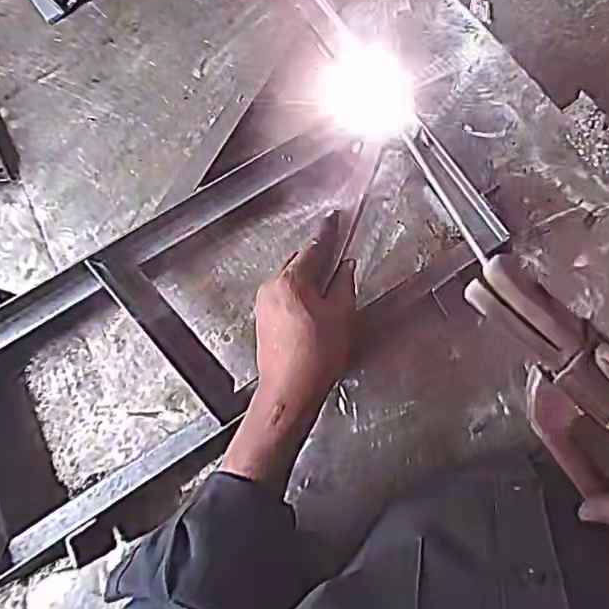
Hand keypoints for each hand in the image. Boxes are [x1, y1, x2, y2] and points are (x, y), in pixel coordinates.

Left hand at [221, 212, 355, 489]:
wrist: (289, 390)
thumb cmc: (317, 355)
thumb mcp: (342, 315)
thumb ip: (343, 285)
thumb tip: (345, 266)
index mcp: (292, 280)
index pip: (314, 248)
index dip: (327, 232)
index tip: (333, 218)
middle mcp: (272, 286)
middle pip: (299, 261)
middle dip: (317, 258)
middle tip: (337, 256)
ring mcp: (264, 302)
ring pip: (290, 278)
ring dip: (308, 277)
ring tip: (329, 287)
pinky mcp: (262, 318)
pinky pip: (283, 294)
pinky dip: (298, 293)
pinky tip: (313, 306)